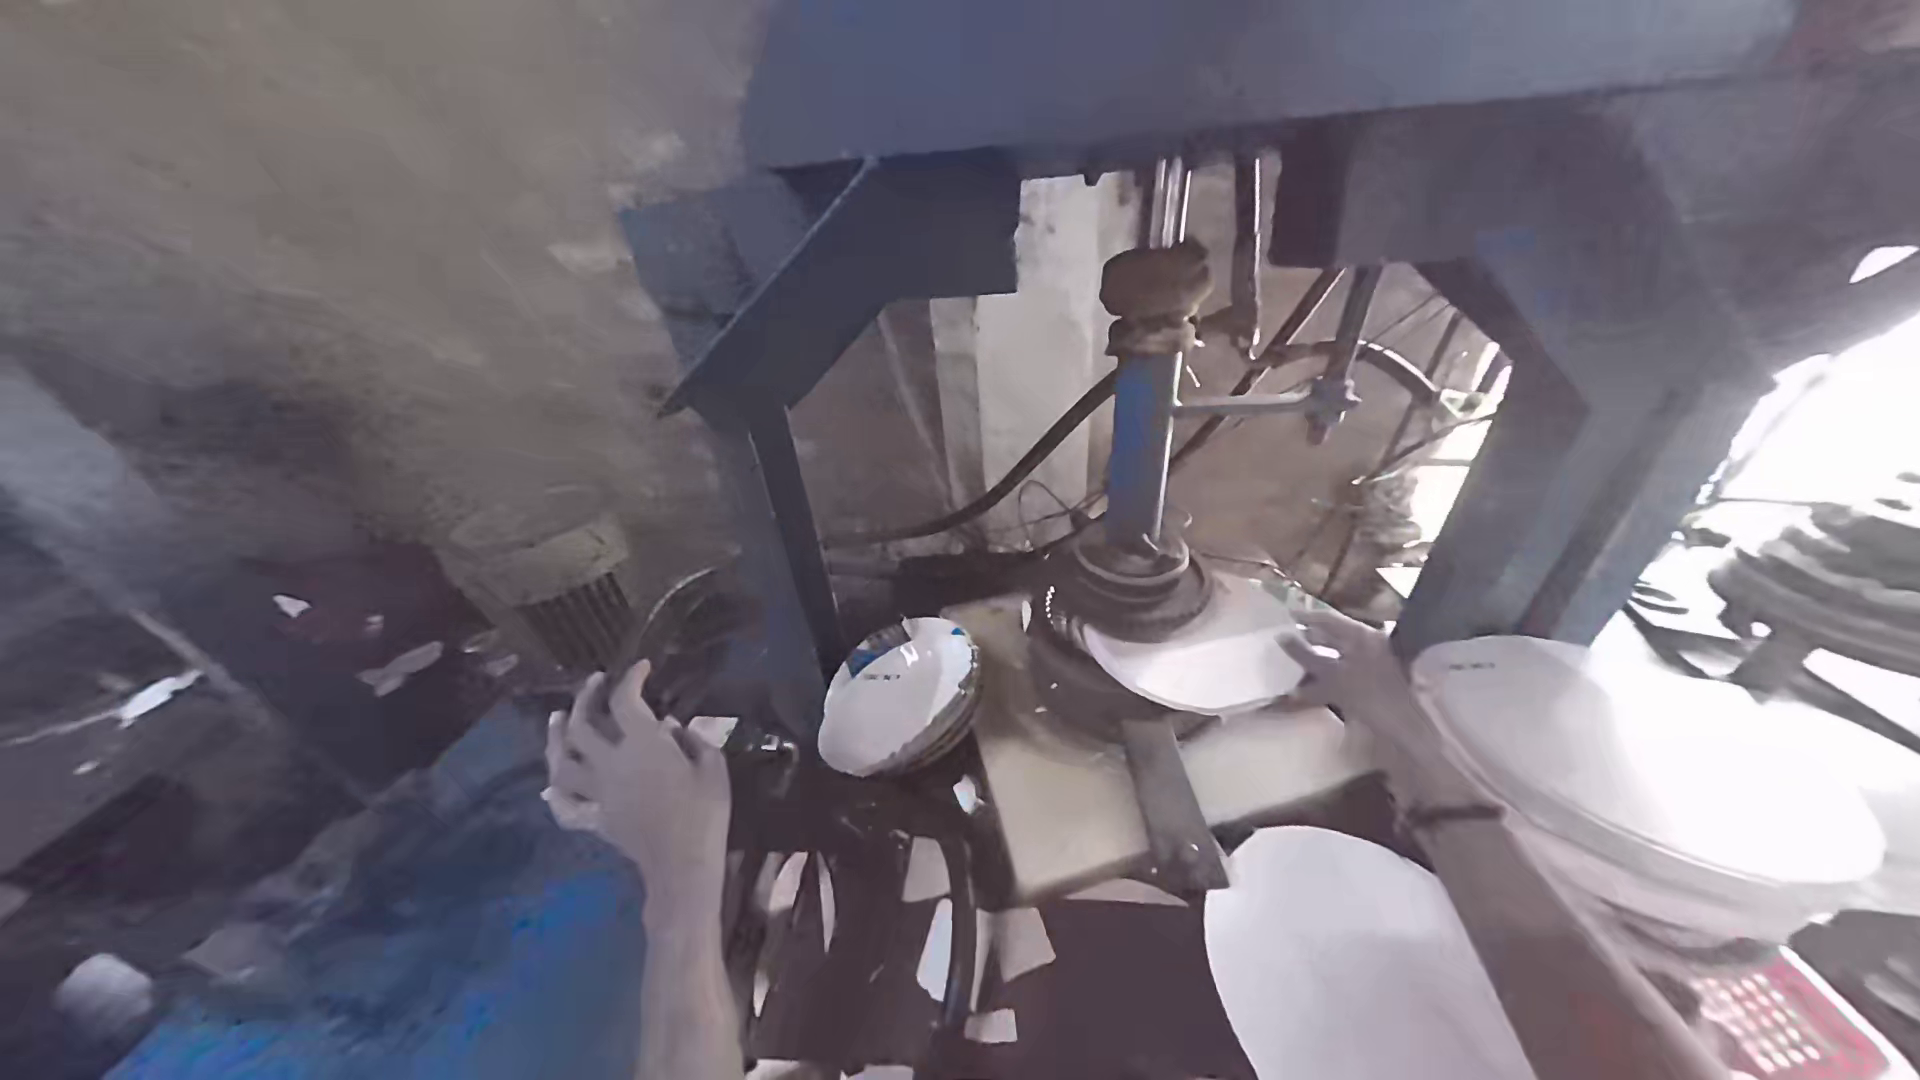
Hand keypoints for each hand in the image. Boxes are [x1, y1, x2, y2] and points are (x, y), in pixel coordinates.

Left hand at [544, 661, 731, 912]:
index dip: (631, 678)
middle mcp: (611, 764)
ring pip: (561, 762)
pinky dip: (555, 794)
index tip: (642, 666)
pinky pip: (565, 806)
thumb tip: (669, 725)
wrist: (683, 862)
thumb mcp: (713, 764)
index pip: (626, 701)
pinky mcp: (595, 819)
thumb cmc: (705, 809)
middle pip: (582, 725)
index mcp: (643, 745)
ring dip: (555, 737)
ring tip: (557, 719)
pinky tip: (552, 784)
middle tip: (594, 682)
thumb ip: (692, 739)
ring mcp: (598, 793)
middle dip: (586, 698)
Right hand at [1282, 608, 1476, 804]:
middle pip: (1334, 640)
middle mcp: (1371, 649)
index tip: (1282, 619)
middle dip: (1309, 642)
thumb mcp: (1339, 677)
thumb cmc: (1382, 696)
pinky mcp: (1377, 695)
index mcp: (1364, 637)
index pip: (1328, 619)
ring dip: (1314, 667)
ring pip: (1337, 662)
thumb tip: (1281, 638)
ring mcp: (1375, 672)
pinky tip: (1307, 696)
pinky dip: (1324, 687)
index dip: (1304, 617)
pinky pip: (1343, 683)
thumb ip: (1308, 657)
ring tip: (1289, 672)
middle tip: (1281, 646)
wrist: (1430, 737)